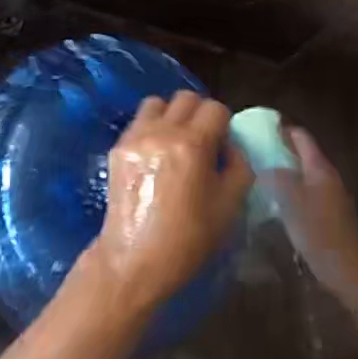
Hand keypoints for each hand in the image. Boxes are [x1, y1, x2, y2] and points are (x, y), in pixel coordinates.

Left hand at [84, 91, 252, 310]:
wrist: (134, 260)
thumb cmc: (188, 238)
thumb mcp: (230, 206)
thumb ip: (239, 166)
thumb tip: (230, 145)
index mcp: (193, 145)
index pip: (215, 108)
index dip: (224, 125)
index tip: (222, 145)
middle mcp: (162, 132)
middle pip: (186, 98)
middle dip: (199, 114)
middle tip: (201, 140)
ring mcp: (135, 137)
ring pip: (157, 103)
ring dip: (171, 116)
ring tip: (174, 142)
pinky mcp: (117, 148)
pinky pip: (138, 122)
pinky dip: (150, 129)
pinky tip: (155, 156)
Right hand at [262, 125, 357, 300]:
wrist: (351, 275)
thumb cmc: (321, 235)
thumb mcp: (291, 202)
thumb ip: (275, 177)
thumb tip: (261, 164)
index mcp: (319, 168)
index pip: (300, 136)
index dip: (279, 130)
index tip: (254, 131)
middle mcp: (326, 177)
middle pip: (300, 154)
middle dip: (275, 151)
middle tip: (248, 156)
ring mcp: (329, 197)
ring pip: (300, 175)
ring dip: (280, 172)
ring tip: (253, 178)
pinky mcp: (327, 215)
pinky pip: (303, 193)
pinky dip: (287, 191)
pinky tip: (270, 204)